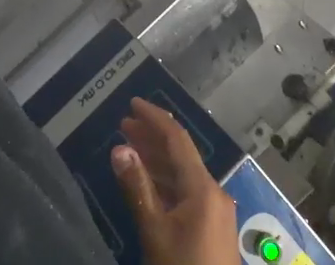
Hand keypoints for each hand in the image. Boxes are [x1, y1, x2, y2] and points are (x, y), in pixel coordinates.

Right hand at [112, 98, 239, 264]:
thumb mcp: (155, 230)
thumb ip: (137, 187)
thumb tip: (120, 148)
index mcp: (203, 188)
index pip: (177, 139)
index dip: (154, 118)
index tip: (132, 103)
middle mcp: (213, 193)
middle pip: (181, 154)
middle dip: (152, 137)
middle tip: (123, 125)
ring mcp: (215, 212)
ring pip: (183, 174)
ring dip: (157, 159)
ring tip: (130, 147)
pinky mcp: (212, 228)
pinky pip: (187, 192)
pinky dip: (165, 181)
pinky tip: (147, 181)